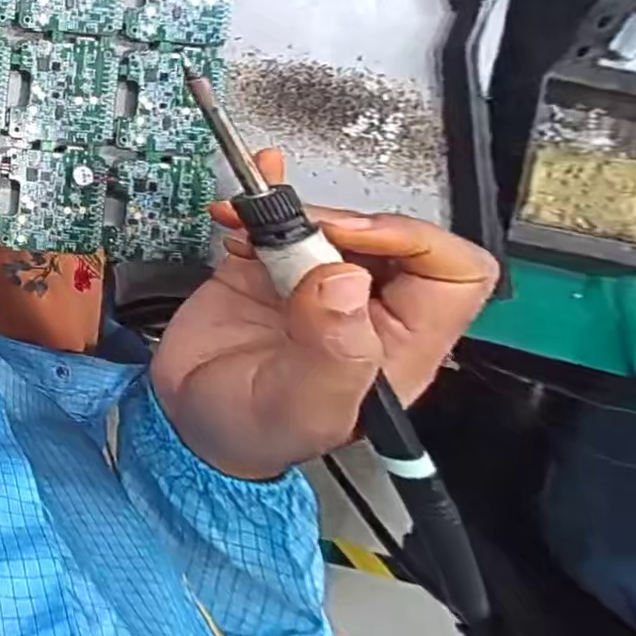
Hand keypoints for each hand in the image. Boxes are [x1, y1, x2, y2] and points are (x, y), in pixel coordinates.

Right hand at [152, 149, 499, 479]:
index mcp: (394, 344)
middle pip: (381, 238)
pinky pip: (269, 228)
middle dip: (332, 223)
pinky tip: (241, 206)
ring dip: (288, 210)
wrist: (185, 417)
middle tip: (285, 234)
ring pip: (322, 226)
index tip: (344, 235)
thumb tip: (343, 281)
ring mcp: (305, 287)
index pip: (450, 271)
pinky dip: (255, 208)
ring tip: (246, 219)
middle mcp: (357, 310)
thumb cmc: (252, 430)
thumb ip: (330, 352)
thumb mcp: (300, 405)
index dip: (408, 240)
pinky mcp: (259, 274)